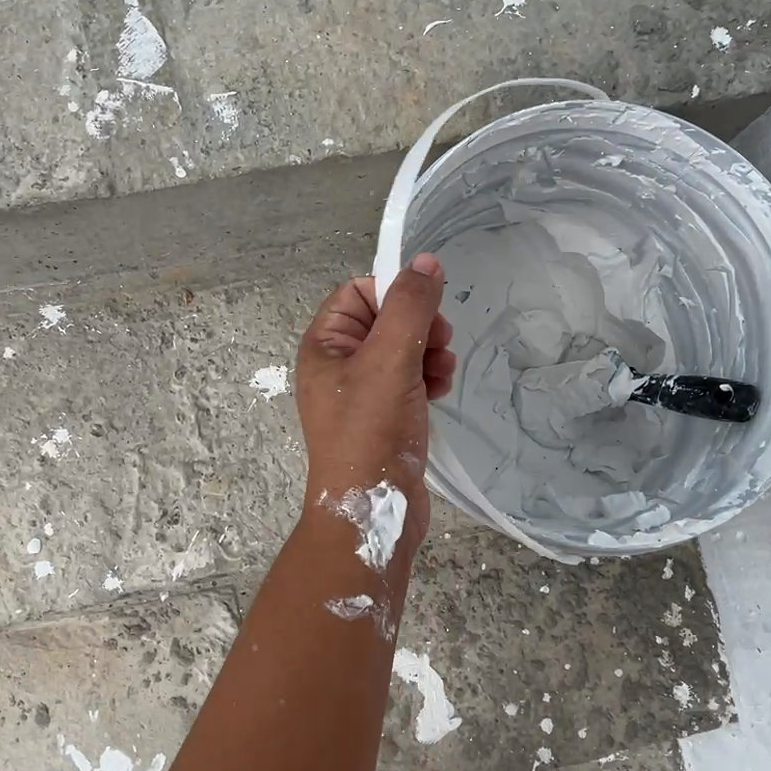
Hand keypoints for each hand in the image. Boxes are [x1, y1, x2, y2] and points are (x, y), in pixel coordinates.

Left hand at [295, 254, 456, 523]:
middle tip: (441, 340)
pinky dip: (429, 379)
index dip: (394, 292)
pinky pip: (409, 381)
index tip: (427, 306)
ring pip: (403, 351)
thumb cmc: (371, 430)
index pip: (358, 292)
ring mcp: (361, 394)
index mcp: (324, 345)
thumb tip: (426, 260)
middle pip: (385, 320)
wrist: (372, 510)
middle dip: (419, 325)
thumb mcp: (390, 359)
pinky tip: (443, 390)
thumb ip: (409, 306)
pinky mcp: (384, 418)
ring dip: (430, 353)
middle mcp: (338, 365)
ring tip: (445, 370)